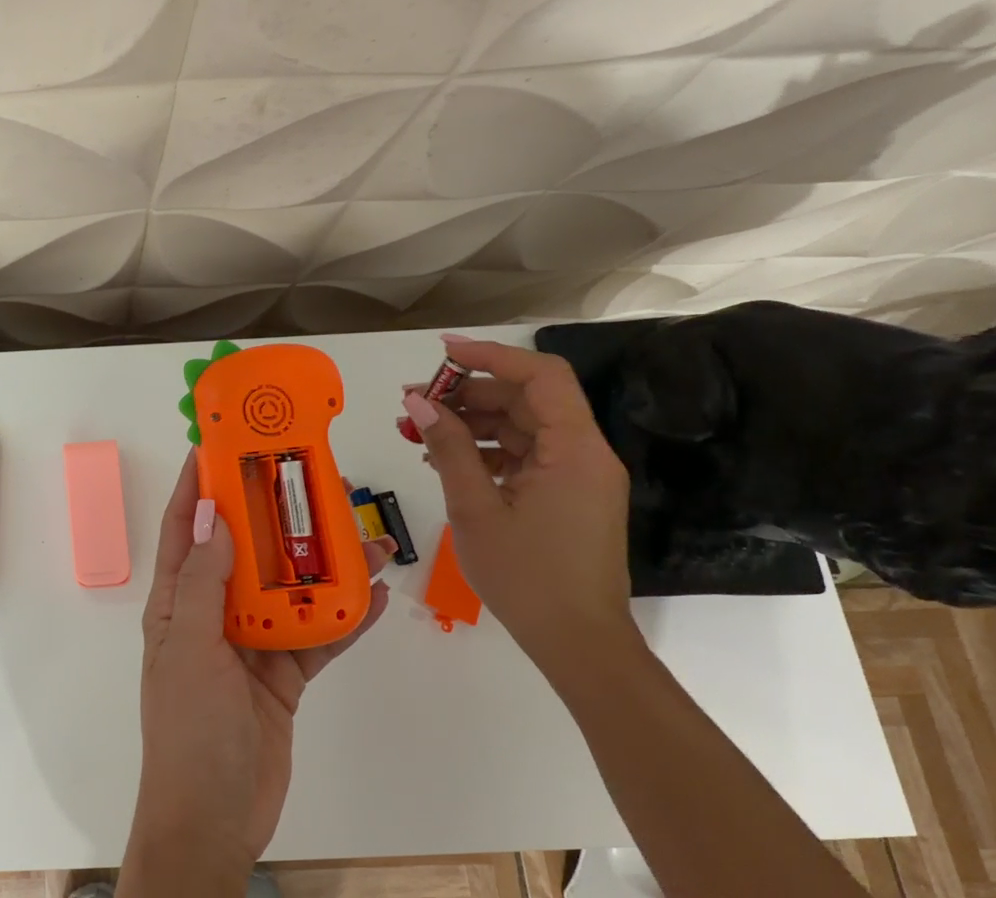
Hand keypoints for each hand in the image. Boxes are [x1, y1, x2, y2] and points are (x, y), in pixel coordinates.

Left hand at [126, 452, 393, 875]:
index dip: (199, 486)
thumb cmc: (188, 728)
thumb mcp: (188, 648)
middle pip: (245, 552)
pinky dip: (345, 617)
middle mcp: (211, 614)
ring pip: (288, 589)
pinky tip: (379, 594)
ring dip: (321, 563)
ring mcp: (250, 645)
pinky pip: (317, 636)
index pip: (185, 530)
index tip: (219, 443)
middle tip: (313, 479)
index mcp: (176, 602)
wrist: (214, 818)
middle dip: (274, 515)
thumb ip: (204, 584)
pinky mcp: (283, 676)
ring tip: (362, 532)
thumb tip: (215, 517)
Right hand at [399, 337, 633, 664]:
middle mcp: (584, 453)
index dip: (491, 356)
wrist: (578, 642)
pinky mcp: (567, 496)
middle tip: (411, 402)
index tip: (442, 352)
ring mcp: (577, 476)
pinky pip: (524, 456)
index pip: (540, 377)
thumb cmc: (527, 576)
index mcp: (574, 450)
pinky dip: (484, 451)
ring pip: (521, 428)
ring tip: (415, 432)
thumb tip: (417, 403)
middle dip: (467, 394)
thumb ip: (448, 449)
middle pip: (526, 400)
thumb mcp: (476, 509)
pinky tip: (443, 460)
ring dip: (470, 424)